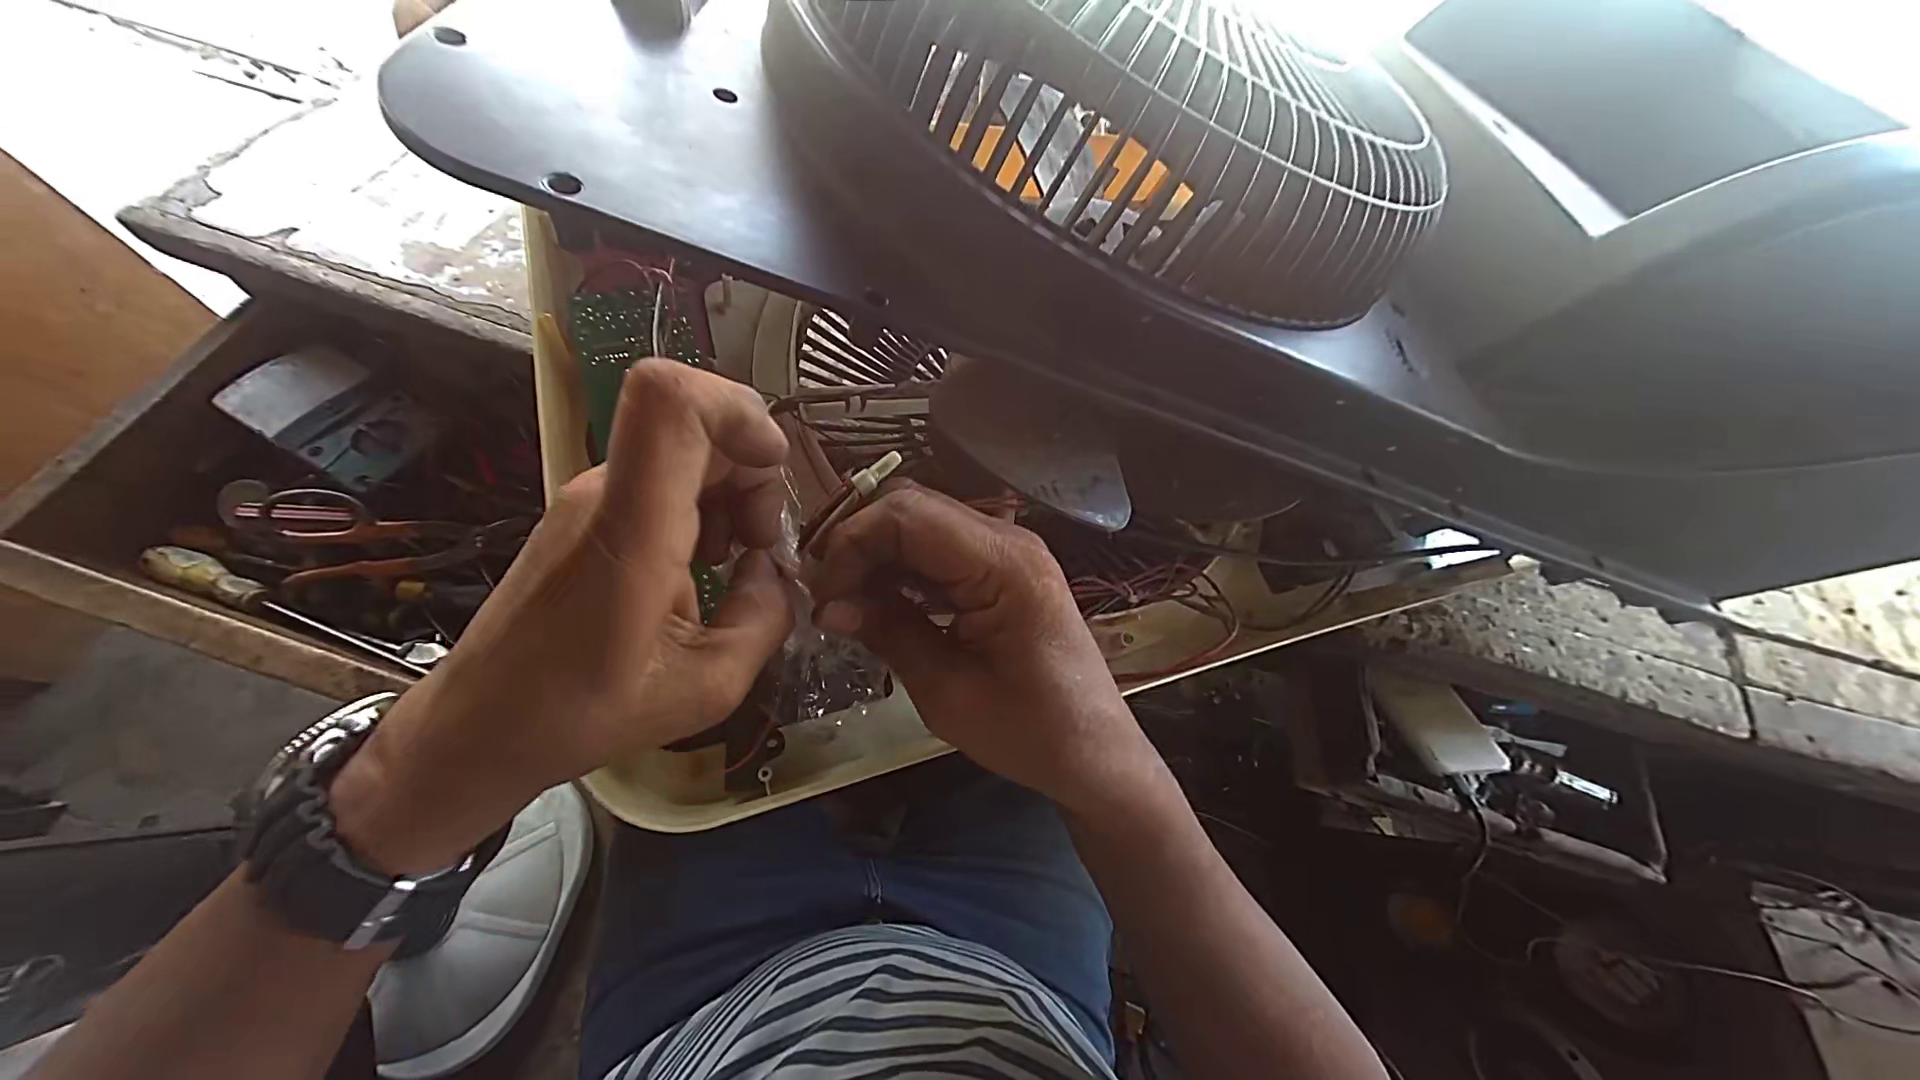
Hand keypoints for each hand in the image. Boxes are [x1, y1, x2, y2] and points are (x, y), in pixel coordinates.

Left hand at [332, 360, 794, 871]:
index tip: (774, 470)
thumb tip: (776, 569)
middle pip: (699, 421)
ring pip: (691, 449)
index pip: (671, 402)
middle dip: (756, 475)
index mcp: (632, 530)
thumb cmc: (582, 713)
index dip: (738, 411)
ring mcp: (594, 495)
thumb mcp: (707, 688)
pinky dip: (709, 506)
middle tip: (762, 547)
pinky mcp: (591, 510)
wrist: (478, 726)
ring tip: (737, 563)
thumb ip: (766, 619)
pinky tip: (706, 565)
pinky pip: (669, 477)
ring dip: (736, 494)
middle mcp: (607, 491)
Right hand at [803, 481, 1167, 816]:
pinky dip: (905, 570)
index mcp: (1004, 563)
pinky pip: (942, 551)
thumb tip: (830, 604)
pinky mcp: (1005, 571)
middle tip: (828, 596)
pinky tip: (883, 604)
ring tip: (847, 604)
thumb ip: (889, 633)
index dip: (852, 541)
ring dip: (880, 556)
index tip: (822, 591)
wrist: (1095, 753)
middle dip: (860, 544)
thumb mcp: (947, 691)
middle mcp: (1010, 540)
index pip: (907, 514)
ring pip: (924, 525)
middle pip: (914, 508)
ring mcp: (1011, 552)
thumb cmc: (1031, 733)